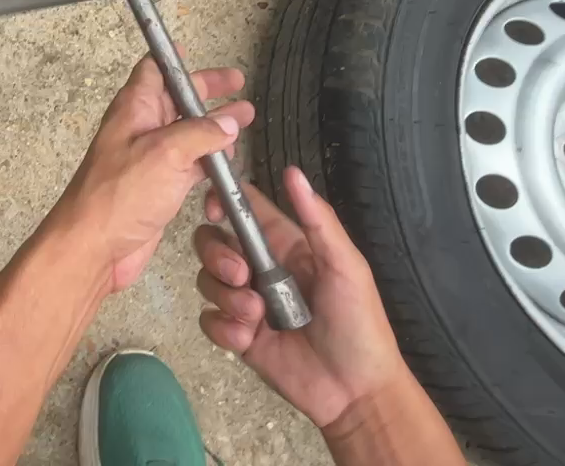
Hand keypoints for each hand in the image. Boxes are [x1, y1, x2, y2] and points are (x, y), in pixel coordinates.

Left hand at [43, 55, 254, 294]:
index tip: (193, 49)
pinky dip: (211, 159)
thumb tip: (229, 120)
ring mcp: (149, 158)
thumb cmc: (119, 193)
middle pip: (176, 99)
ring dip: (215, 125)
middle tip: (237, 84)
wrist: (96, 245)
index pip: (153, 71)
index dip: (173, 59)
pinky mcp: (159, 185)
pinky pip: (189, 164)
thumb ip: (200, 133)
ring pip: (187, 132)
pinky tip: (232, 160)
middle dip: (206, 91)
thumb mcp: (165, 153)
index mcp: (135, 108)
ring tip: (246, 116)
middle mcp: (141, 128)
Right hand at [194, 167, 408, 429]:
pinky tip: (248, 339)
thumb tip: (292, 171)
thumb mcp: (346, 267)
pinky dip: (223, 327)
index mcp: (281, 243)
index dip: (220, 200)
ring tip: (256, 317)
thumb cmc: (358, 324)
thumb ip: (318, 220)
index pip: (241, 207)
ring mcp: (243, 299)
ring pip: (206, 279)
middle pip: (210, 239)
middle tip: (240, 276)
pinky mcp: (235, 332)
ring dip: (225, 296)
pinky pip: (208, 318)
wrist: (357, 394)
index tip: (215, 212)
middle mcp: (256, 266)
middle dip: (216, 254)